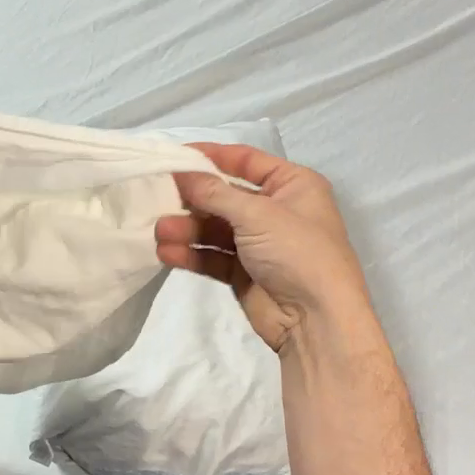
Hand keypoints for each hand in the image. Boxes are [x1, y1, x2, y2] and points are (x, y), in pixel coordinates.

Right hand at [155, 143, 371, 352]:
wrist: (316, 320)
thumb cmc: (297, 252)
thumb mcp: (258, 214)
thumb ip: (215, 193)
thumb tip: (181, 173)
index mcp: (292, 185)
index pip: (246, 161)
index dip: (211, 156)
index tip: (174, 154)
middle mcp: (275, 210)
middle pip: (224, 196)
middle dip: (192, 199)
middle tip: (158, 198)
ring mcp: (258, 243)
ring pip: (214, 229)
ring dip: (186, 229)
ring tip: (159, 232)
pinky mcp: (243, 273)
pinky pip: (212, 257)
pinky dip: (191, 254)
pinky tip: (167, 253)